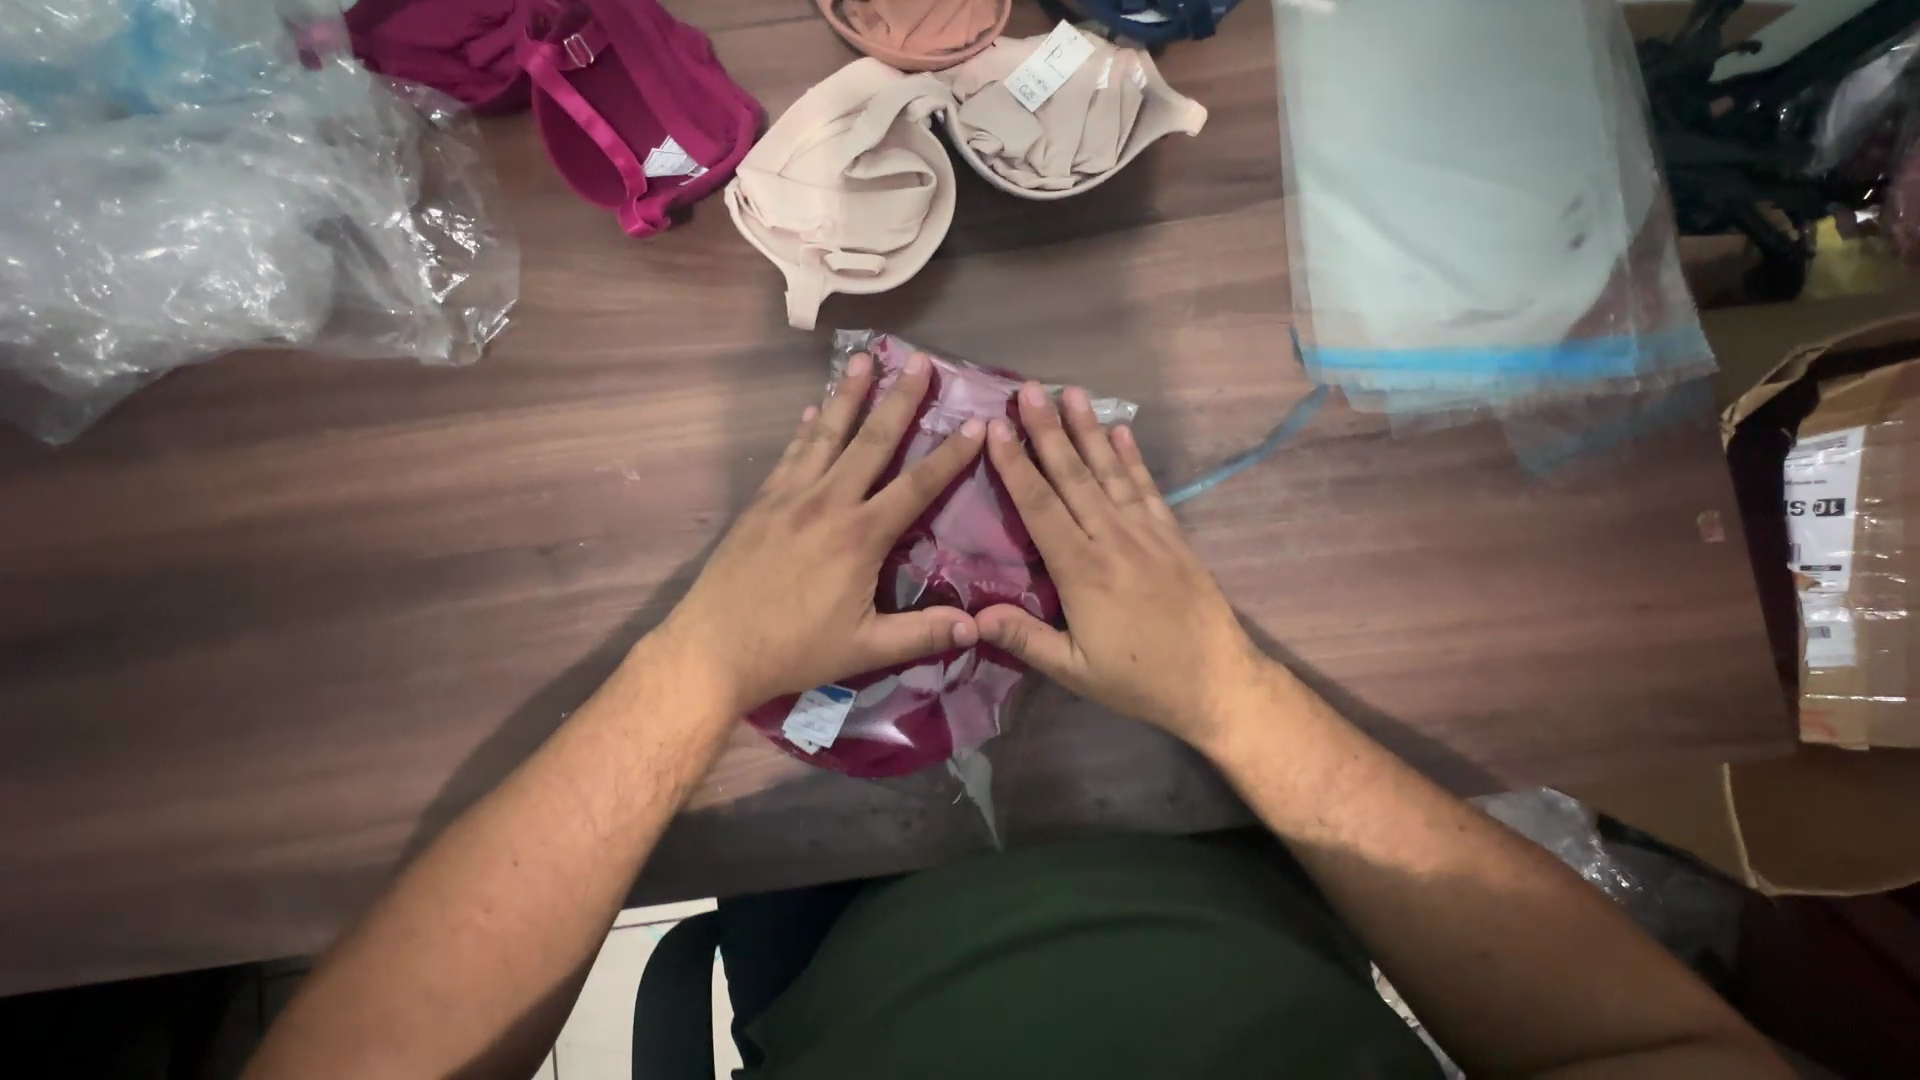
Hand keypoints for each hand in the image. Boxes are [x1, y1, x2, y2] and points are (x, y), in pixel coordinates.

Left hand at [655, 351, 985, 715]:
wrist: (713, 648)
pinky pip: (790, 454)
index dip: (950, 455)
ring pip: (825, 435)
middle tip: (919, 361)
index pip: (916, 486)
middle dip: (899, 399)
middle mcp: (827, 503)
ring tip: (864, 359)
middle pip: (871, 442)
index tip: (976, 423)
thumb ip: (922, 634)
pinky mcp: (761, 502)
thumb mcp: (865, 649)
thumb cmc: (794, 650)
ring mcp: (790, 497)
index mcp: (860, 537)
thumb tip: (977, 627)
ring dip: (847, 395)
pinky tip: (811, 409)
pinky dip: (805, 428)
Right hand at [976, 383, 1272, 748]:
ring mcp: (1146, 533)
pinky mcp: (1172, 536)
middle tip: (1028, 390)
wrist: (1216, 680)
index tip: (997, 428)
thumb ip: (1025, 638)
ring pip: (1110, 472)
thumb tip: (973, 615)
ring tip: (1071, 393)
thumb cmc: (1138, 680)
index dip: (1015, 466)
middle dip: (1047, 431)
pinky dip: (1132, 457)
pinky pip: (1147, 487)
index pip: (1040, 506)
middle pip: (1073, 476)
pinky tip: (1120, 430)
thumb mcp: (1074, 670)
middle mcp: (1113, 539)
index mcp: (1081, 570)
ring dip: (1087, 431)